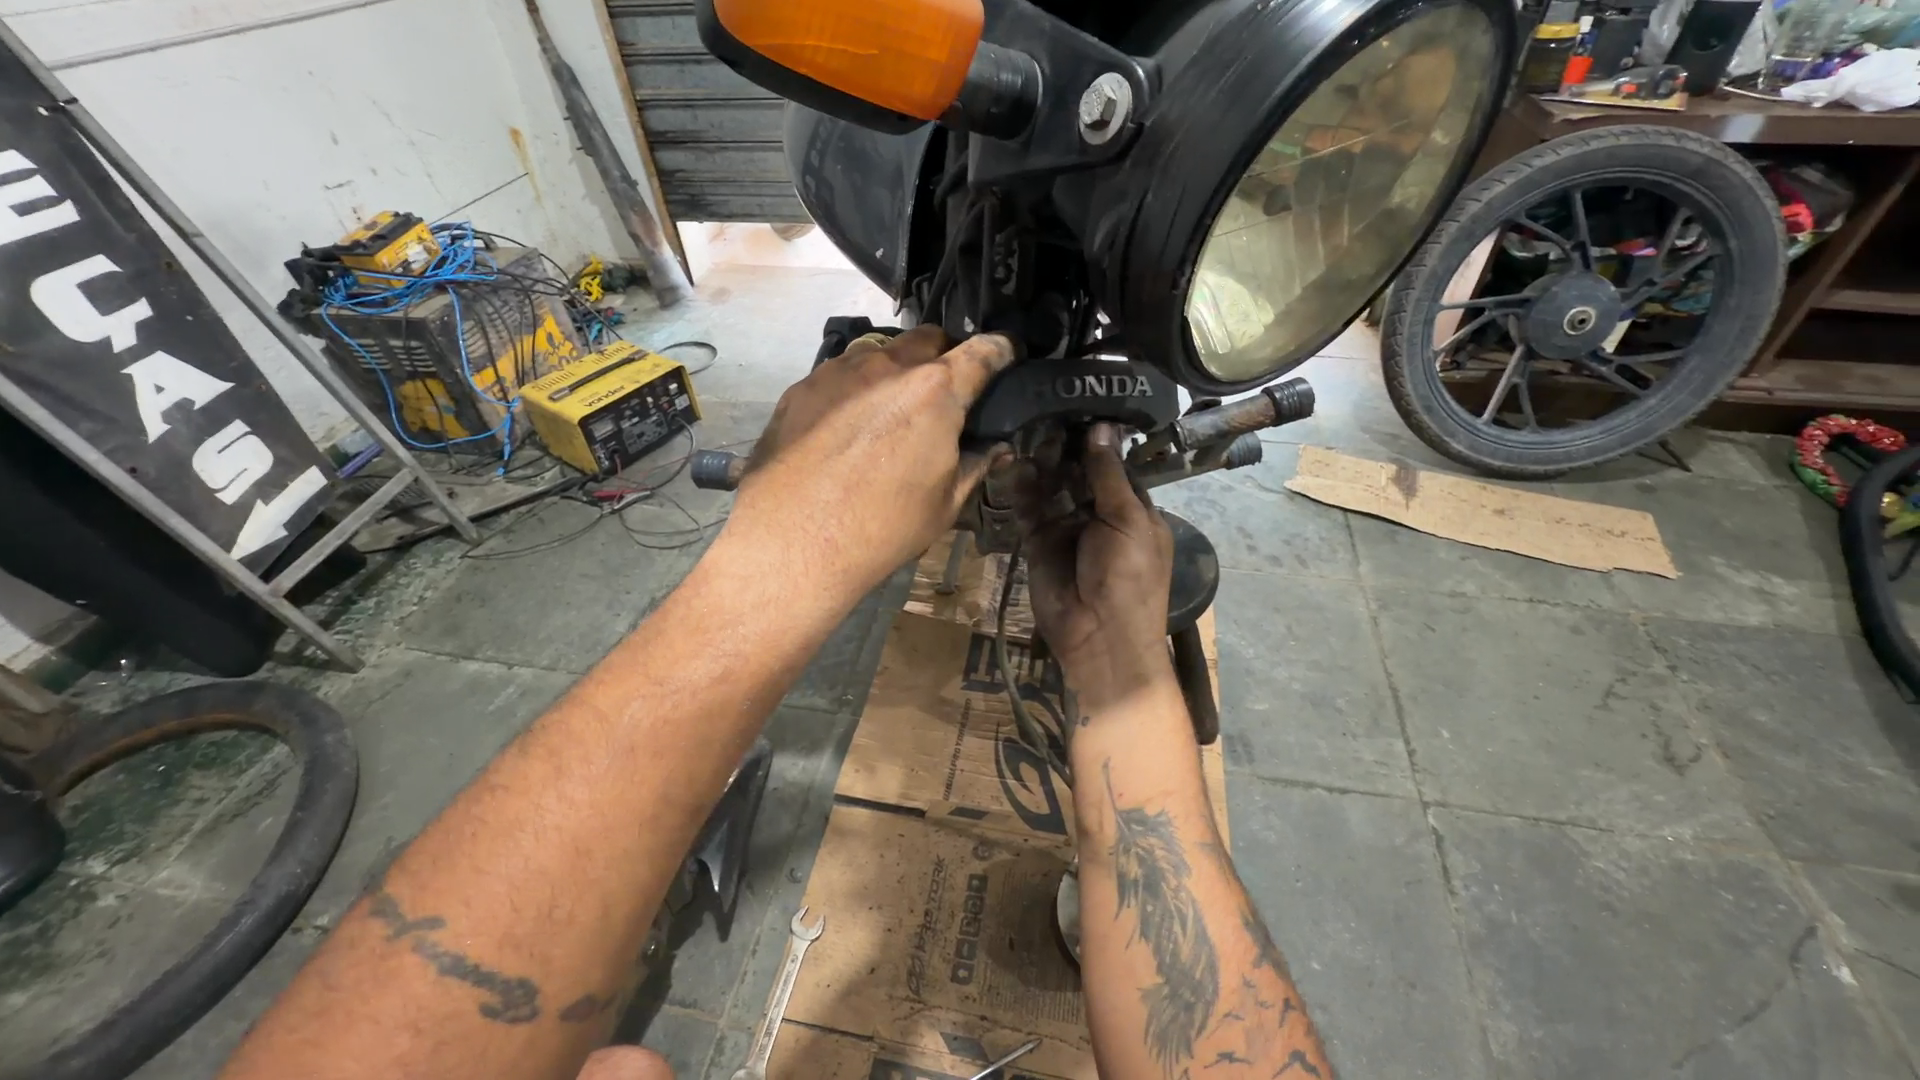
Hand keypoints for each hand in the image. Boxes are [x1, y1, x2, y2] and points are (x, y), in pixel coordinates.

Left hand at [724, 325, 1014, 602]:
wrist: (793, 544)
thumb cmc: (881, 529)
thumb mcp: (944, 505)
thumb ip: (974, 465)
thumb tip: (997, 448)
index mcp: (935, 392)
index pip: (982, 352)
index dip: (1001, 350)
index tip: (1007, 354)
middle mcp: (888, 366)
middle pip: (928, 338)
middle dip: (944, 355)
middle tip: (945, 390)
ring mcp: (839, 371)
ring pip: (879, 350)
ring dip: (896, 368)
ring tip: (892, 406)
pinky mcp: (802, 388)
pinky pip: (840, 373)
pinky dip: (855, 388)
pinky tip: (847, 425)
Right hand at [1020, 424, 1175, 708]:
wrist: (1100, 636)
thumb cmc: (1129, 576)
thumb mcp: (1128, 520)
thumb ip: (1109, 474)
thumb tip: (1103, 426)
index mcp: (1132, 507)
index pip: (1112, 463)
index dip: (1096, 438)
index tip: (1077, 400)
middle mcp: (1098, 512)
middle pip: (1077, 471)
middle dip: (1063, 445)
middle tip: (1043, 408)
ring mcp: (1066, 527)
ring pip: (1050, 486)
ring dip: (1040, 461)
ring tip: (1025, 427)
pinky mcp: (1038, 541)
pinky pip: (1028, 508)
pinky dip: (1021, 487)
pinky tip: (1013, 462)